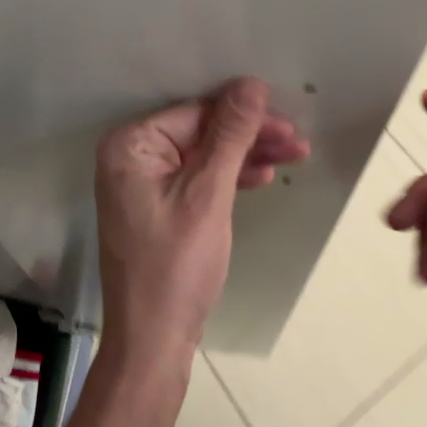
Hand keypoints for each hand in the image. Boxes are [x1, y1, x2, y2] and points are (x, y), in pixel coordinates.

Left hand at [94, 76, 310, 350]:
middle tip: (297, 141)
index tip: (288, 122)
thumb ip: (230, 136)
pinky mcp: (157, 206)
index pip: (195, 113)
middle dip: (249, 136)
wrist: (154, 342)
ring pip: (203, 155)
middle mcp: (130, 157)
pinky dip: (228, 179)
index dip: (244, 116)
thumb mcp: (208, 195)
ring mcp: (142, 183)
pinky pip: (197, 178)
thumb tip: (251, 83)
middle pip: (200, 131)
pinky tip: (262, 177)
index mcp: (129, 145)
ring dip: (246, 156)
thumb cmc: (176, 266)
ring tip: (294, 156)